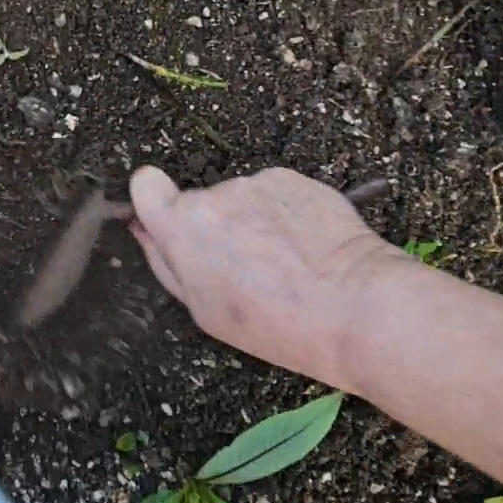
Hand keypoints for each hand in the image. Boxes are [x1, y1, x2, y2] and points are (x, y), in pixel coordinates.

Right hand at [127, 166, 403, 392]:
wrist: (357, 307)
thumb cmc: (277, 323)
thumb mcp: (205, 310)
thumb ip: (167, 263)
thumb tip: (145, 231)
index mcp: (181, 226)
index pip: (144, 185)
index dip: (154, 201)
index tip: (171, 221)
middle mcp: (213, 195)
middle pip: (200, 203)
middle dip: (215, 227)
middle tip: (246, 267)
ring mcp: (255, 182)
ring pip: (242, 200)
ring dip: (254, 222)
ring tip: (287, 263)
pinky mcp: (293, 178)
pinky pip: (276, 194)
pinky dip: (286, 215)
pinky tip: (310, 248)